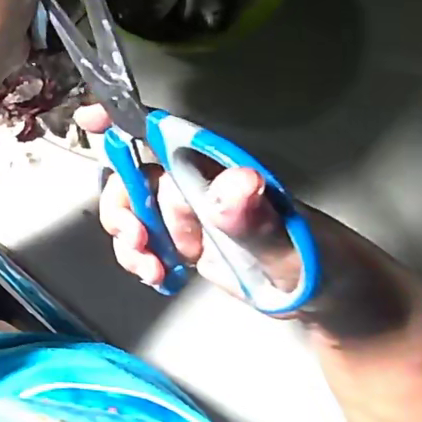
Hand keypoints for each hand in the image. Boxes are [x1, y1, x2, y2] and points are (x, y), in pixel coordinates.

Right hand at [76, 104, 303, 298]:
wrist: (330, 301)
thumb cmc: (320, 263)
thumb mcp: (289, 245)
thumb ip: (255, 219)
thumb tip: (235, 183)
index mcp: (220, 169)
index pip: (165, 133)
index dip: (124, 121)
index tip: (91, 120)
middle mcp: (199, 184)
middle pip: (136, 176)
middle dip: (124, 207)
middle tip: (136, 239)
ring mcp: (189, 215)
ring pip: (135, 211)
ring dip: (130, 239)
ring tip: (151, 268)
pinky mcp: (184, 242)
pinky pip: (143, 241)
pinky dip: (139, 259)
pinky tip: (158, 276)